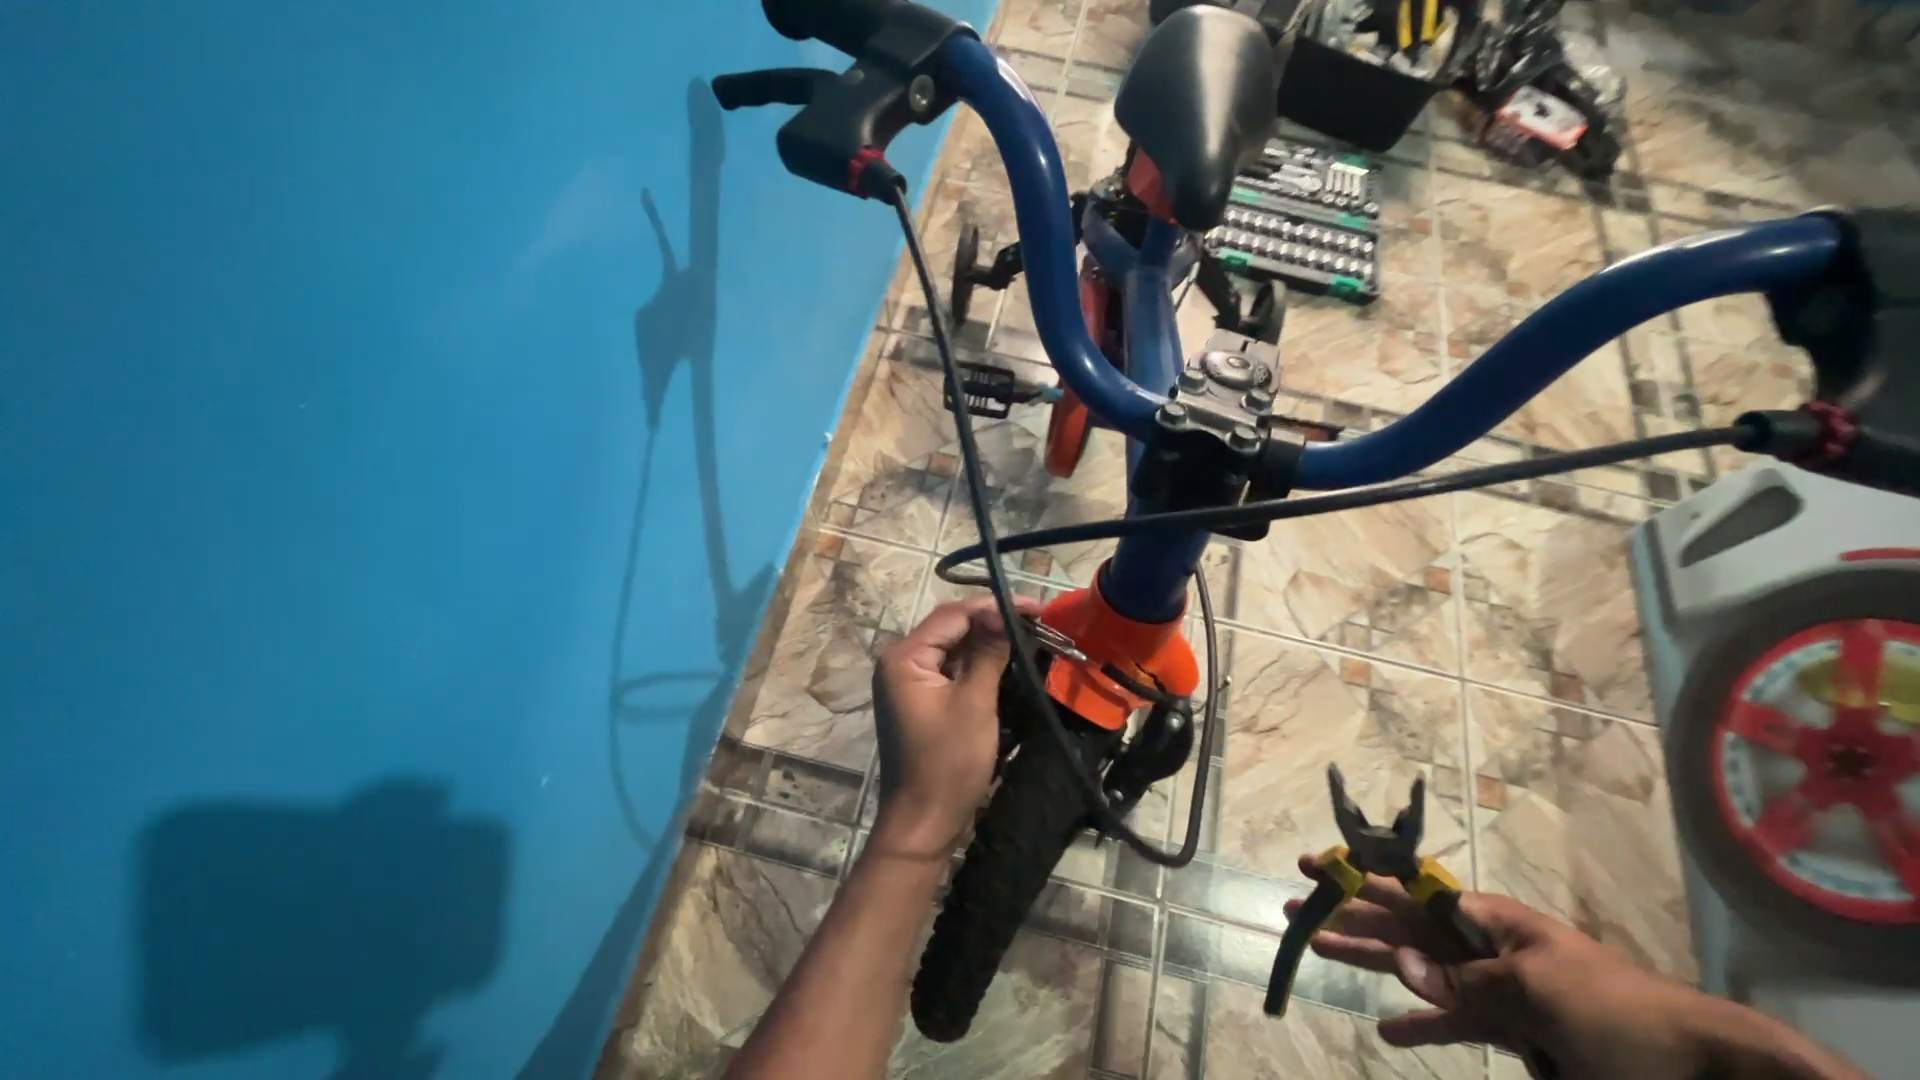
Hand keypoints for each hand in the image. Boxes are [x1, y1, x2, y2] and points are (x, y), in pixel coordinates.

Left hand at [869, 593, 1040, 859]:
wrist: (923, 822)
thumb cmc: (948, 764)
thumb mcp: (974, 704)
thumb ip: (988, 653)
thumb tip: (1004, 614)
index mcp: (904, 657)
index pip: (953, 614)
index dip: (995, 606)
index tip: (1036, 609)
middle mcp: (900, 661)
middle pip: (951, 627)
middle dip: (993, 619)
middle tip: (1038, 620)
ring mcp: (908, 681)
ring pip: (953, 646)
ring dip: (988, 638)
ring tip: (1030, 633)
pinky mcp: (920, 699)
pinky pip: (951, 668)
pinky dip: (978, 661)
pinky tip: (1007, 657)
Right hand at [1283, 856, 1710, 1078]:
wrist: (1699, 1066)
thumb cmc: (1614, 1008)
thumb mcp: (1537, 987)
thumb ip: (1463, 978)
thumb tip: (1399, 963)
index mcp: (1487, 920)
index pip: (1409, 890)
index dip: (1359, 878)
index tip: (1315, 866)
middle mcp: (1481, 946)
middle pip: (1401, 926)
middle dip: (1350, 918)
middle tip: (1299, 912)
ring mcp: (1493, 988)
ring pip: (1416, 971)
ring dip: (1371, 964)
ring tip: (1321, 954)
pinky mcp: (1510, 1031)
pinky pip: (1452, 1022)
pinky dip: (1421, 1025)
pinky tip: (1388, 1032)